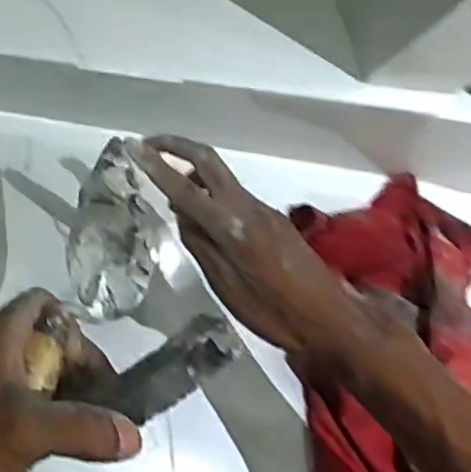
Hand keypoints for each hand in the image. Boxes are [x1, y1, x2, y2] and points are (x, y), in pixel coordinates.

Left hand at [0, 288, 140, 471]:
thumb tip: (131, 430)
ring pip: (45, 374)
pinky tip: (67, 442)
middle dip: (81, 368)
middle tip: (106, 408)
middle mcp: (2, 348)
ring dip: (71, 396)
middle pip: (52, 341)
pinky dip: (55, 416)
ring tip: (95, 428)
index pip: (45, 304)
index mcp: (5, 333)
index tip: (99, 370)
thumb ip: (78, 425)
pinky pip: (34, 402)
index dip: (76, 328)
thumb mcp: (24, 426)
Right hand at [131, 136, 378, 356]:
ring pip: (219, 177)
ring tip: (170, 188)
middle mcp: (246, 207)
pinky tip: (201, 216)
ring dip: (191, 171)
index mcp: (231, 227)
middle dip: (174, 145)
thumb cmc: (276, 314)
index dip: (155, 165)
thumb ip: (199, 244)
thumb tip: (182, 214)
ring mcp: (262, 210)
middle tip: (147, 145)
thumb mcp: (226, 286)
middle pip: (206, 159)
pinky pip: (230, 194)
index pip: (183, 188)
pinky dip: (208, 192)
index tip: (132, 146)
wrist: (338, 326)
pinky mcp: (271, 218)